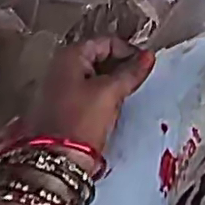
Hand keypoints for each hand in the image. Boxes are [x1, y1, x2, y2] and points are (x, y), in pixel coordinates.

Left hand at [27, 37, 155, 160]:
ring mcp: (58, 86)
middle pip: (99, 56)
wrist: (56, 163)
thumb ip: (131, 72)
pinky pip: (87, 91)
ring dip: (112, 83)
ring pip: (94, 75)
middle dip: (120, 67)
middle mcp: (60, 65)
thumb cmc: (81, 121)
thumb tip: (148, 55)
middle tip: (137, 81)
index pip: (106, 41)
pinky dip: (101, 95)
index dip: (128, 51)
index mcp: (70, 55)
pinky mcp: (61, 106)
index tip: (144, 66)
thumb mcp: (110, 93)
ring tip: (125, 96)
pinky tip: (111, 108)